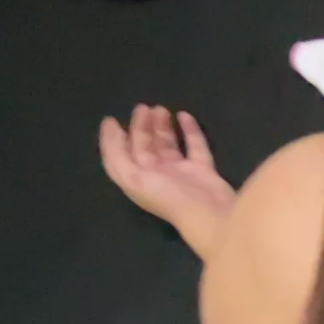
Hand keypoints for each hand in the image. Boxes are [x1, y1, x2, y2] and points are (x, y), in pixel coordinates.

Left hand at [99, 104, 236, 238]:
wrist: (210, 215)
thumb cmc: (168, 197)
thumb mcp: (131, 178)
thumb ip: (115, 154)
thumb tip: (112, 128)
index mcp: (138, 179)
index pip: (123, 155)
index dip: (115, 138)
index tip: (112, 119)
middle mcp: (158, 175)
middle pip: (146, 147)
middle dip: (142, 127)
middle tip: (144, 108)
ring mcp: (182, 173)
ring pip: (169, 145)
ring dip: (162, 126)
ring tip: (162, 110)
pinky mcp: (204, 171)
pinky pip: (196, 147)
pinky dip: (191, 132)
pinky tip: (184, 116)